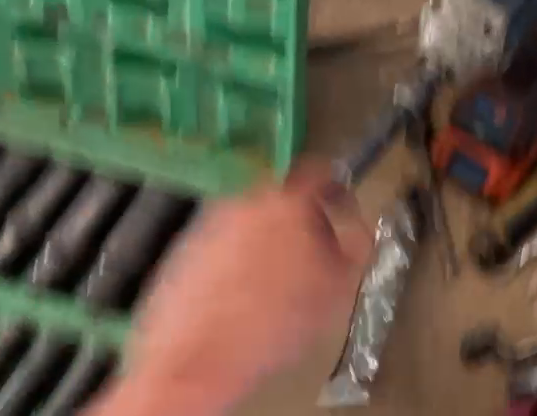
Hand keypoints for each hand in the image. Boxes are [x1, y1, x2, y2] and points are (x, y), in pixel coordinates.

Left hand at [87, 164, 370, 415]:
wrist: (193, 365)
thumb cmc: (276, 319)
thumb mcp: (340, 284)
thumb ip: (357, 243)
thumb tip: (356, 225)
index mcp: (289, 199)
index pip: (320, 170)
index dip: (336, 187)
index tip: (341, 209)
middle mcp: (245, 201)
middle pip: (281, 196)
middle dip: (297, 218)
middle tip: (308, 251)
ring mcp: (206, 226)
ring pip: (248, 222)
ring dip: (263, 240)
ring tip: (270, 280)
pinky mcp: (178, 256)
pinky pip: (219, 247)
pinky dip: (233, 261)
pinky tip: (238, 297)